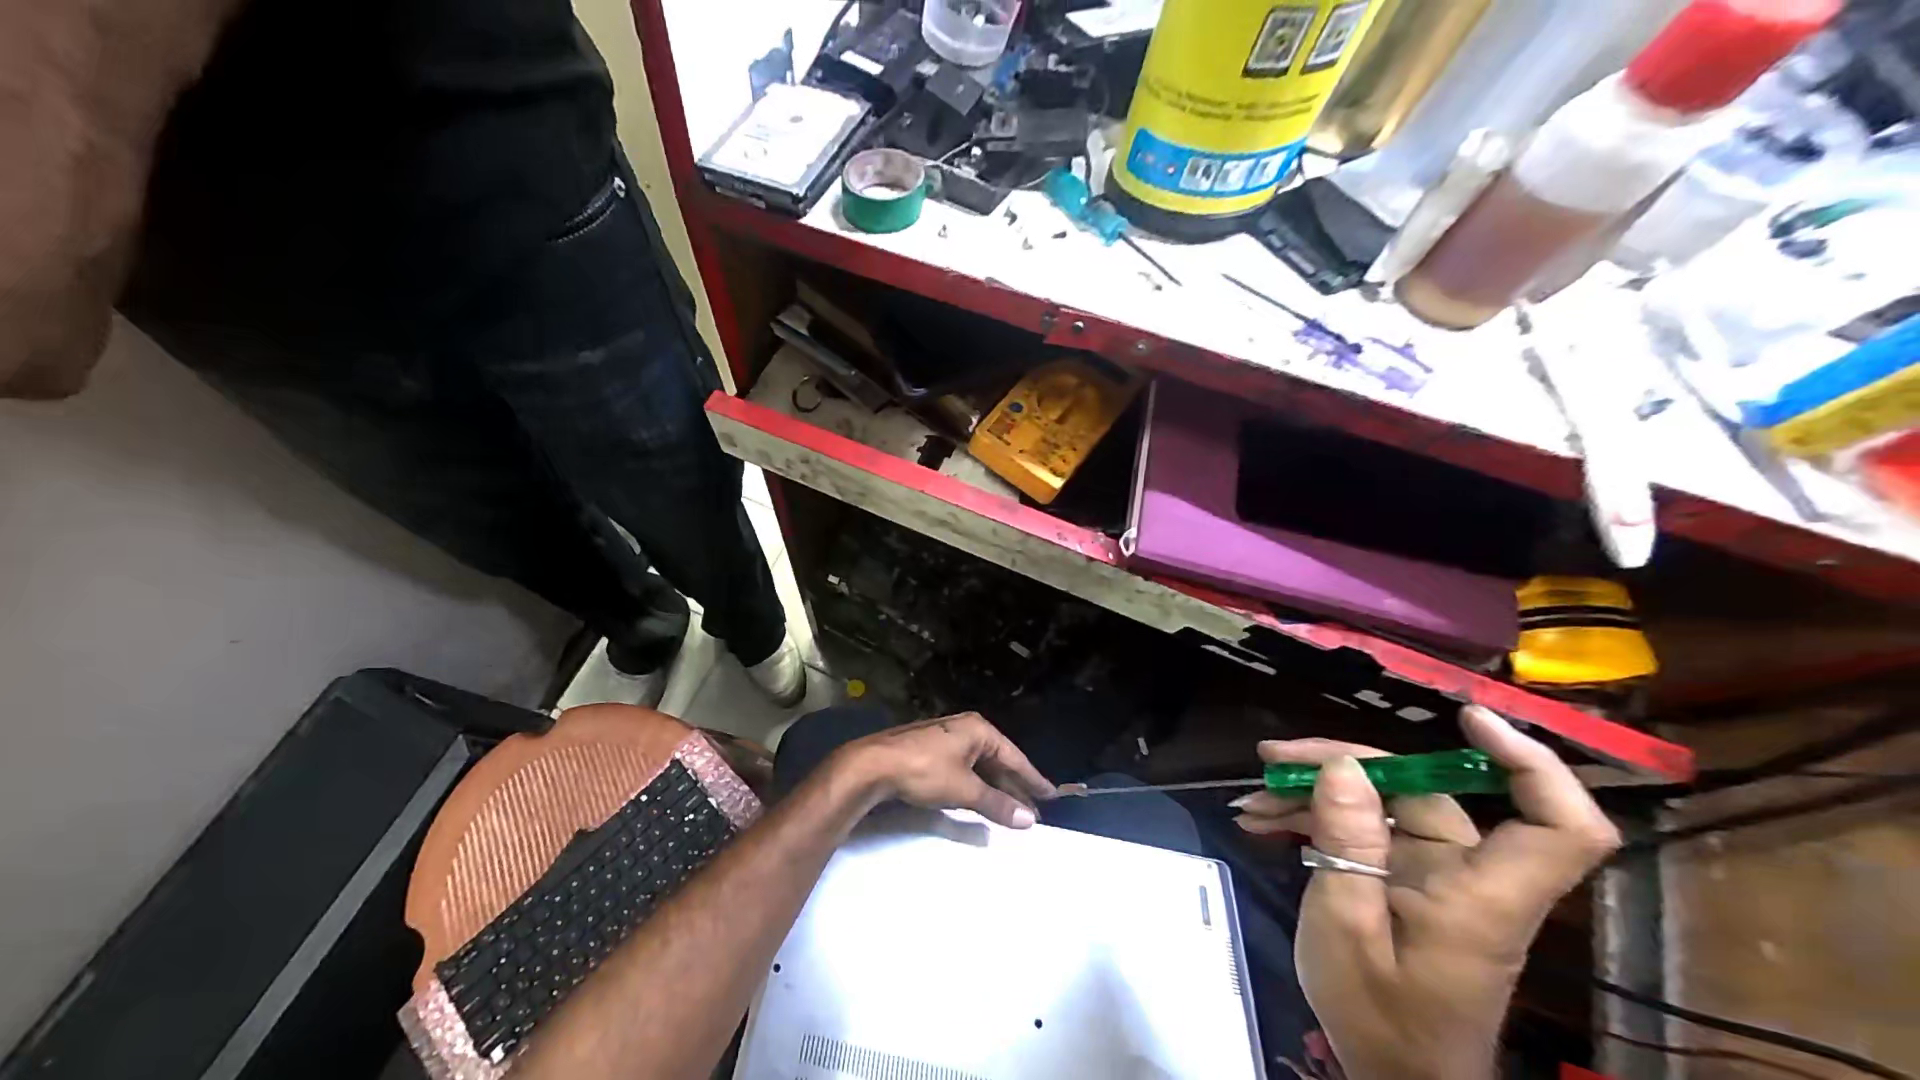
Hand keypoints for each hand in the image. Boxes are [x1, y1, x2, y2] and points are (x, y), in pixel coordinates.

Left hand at [828, 712, 1056, 828]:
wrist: (873, 765)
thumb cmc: (923, 770)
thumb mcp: (964, 790)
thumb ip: (997, 804)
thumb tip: (1029, 819)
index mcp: (978, 729)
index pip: (1014, 757)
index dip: (1033, 779)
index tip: (1051, 796)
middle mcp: (965, 729)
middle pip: (998, 761)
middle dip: (1014, 787)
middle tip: (1032, 812)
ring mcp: (946, 739)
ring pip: (979, 766)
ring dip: (994, 789)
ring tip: (1010, 811)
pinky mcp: (931, 751)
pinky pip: (963, 769)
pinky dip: (975, 786)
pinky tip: (980, 801)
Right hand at [1235, 706, 1620, 1079]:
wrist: (1393, 1078)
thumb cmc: (1381, 1019)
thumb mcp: (1345, 930)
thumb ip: (1349, 845)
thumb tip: (1346, 766)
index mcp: (1484, 895)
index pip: (1560, 824)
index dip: (1530, 763)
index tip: (1467, 717)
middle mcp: (1469, 872)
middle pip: (1424, 789)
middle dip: (1345, 762)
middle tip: (1274, 759)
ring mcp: (1436, 873)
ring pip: (1383, 802)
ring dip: (1316, 790)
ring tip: (1254, 797)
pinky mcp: (1406, 878)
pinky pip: (1365, 828)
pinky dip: (1316, 817)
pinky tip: (1265, 819)